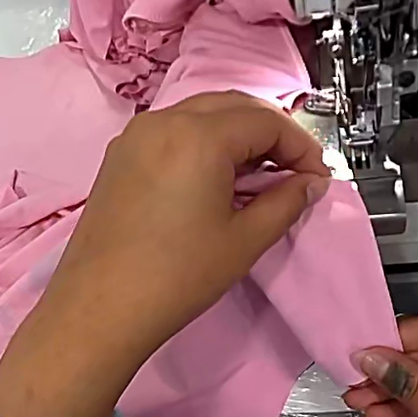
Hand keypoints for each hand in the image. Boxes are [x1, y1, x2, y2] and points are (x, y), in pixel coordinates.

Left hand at [0, 92, 329, 416]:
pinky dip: (207, 143)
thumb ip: (286, 202)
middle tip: (295, 172)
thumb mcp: (245, 240)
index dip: (301, 146)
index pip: (267, 121)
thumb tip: (310, 184)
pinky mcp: (122, 156)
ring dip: (240, 136)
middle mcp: (163, 122)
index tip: (316, 175)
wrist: (101, 309)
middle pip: (235, 107)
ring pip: (204, 114)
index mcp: (198, 136)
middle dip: (273, 133)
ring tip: (261, 177)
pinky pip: (176, 131)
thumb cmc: (175, 277)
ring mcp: (137, 136)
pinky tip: (220, 179)